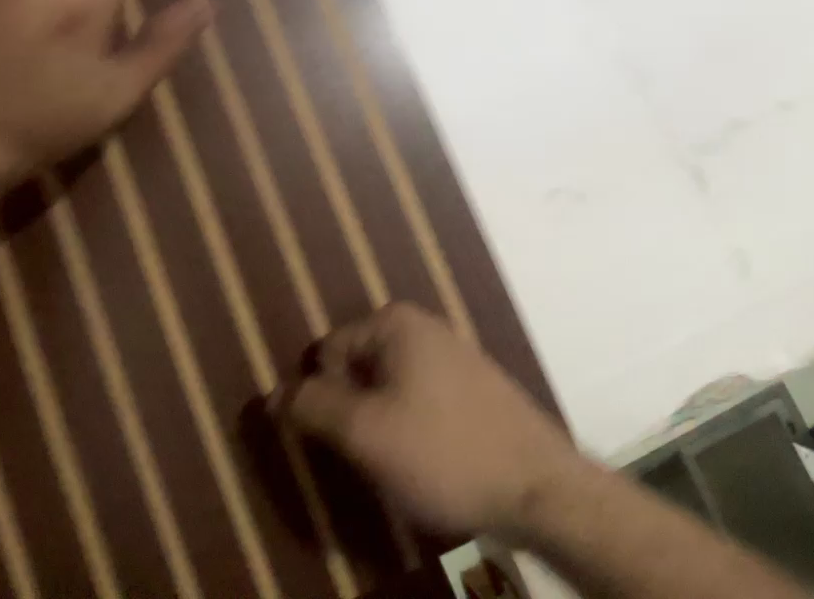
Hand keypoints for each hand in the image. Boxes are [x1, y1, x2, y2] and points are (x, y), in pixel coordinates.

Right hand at [276, 303, 585, 536]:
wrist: (542, 491)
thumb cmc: (445, 453)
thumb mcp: (365, 433)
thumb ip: (312, 408)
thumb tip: (272, 394)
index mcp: (395, 322)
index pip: (327, 353)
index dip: (325, 399)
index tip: (345, 439)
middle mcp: (424, 326)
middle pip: (358, 368)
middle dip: (354, 410)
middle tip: (369, 454)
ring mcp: (455, 355)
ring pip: (390, 388)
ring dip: (382, 424)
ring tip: (401, 463)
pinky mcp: (476, 388)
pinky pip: (421, 401)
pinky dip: (414, 429)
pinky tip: (430, 462)